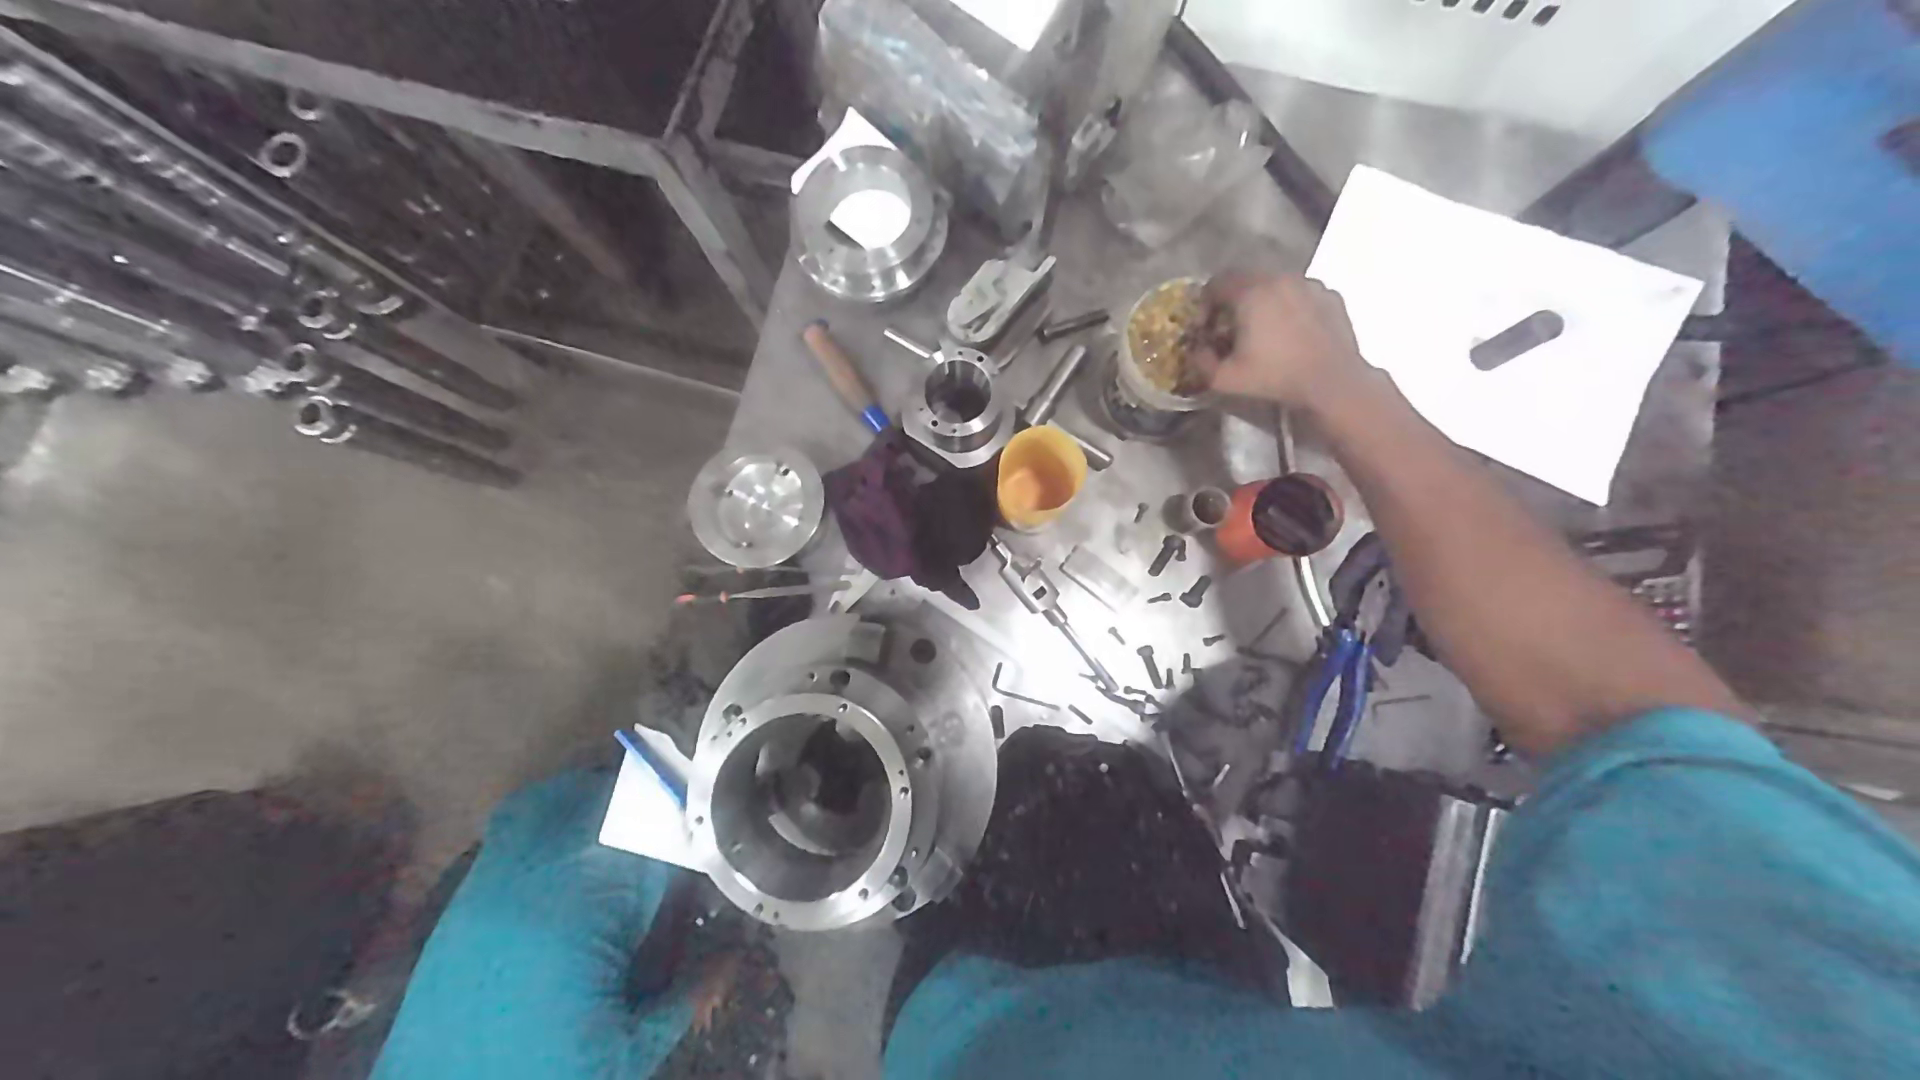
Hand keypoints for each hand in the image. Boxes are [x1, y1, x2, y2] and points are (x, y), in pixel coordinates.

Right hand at [1187, 273, 1367, 407]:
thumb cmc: (1274, 377)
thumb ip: (1200, 361)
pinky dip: (1288, 306)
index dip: (1205, 304)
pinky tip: (1289, 332)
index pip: (1216, 283)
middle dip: (1231, 300)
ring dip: (1260, 301)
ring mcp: (1309, 285)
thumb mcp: (1224, 379)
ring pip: (1274, 283)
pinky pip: (1299, 293)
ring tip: (1261, 329)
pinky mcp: (1329, 296)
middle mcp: (1280, 279)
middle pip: (1245, 278)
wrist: (1331, 383)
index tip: (1206, 328)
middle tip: (1229, 327)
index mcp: (1251, 293)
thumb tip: (1198, 349)